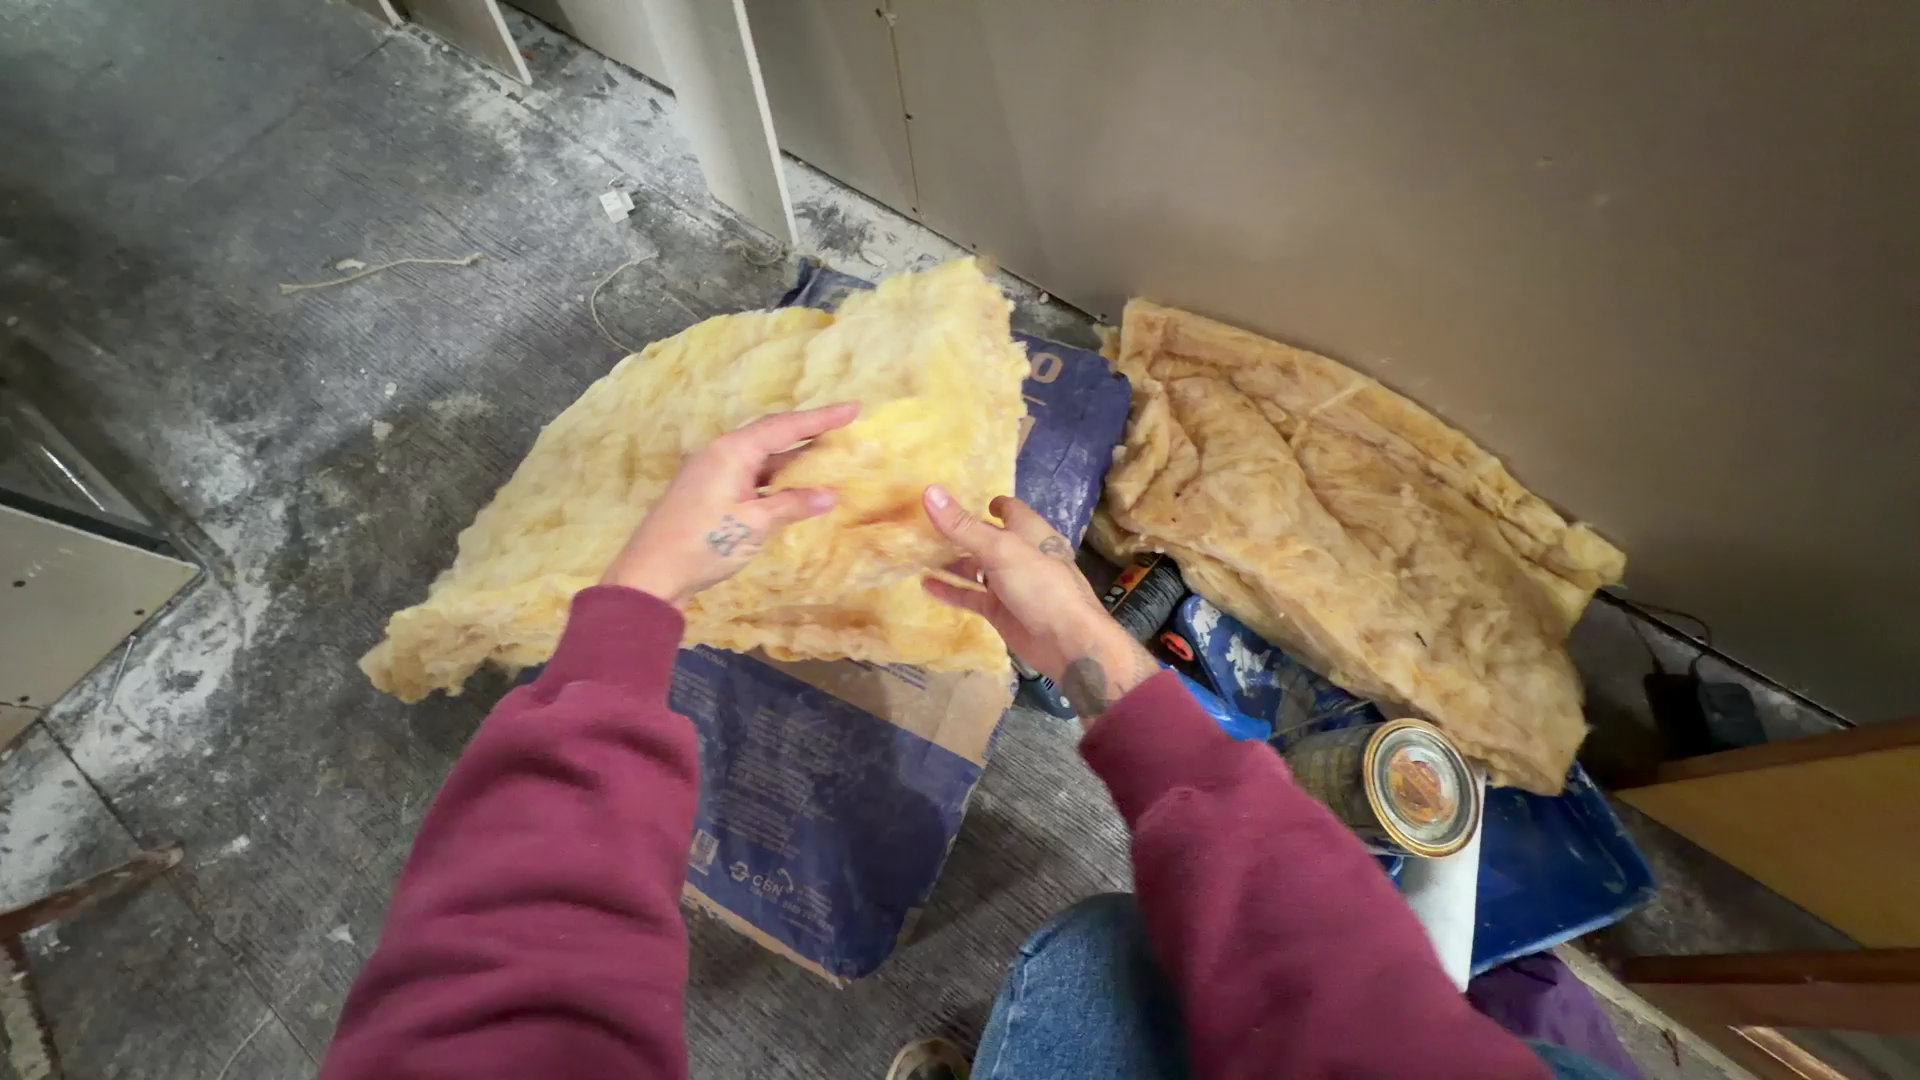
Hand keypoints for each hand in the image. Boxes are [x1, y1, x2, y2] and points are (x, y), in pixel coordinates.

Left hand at [603, 403, 860, 605]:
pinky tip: (794, 486)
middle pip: (772, 434)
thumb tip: (830, 494)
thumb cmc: (704, 543)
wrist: (651, 574)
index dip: (821, 418)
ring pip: (762, 456)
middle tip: (842, 428)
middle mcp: (721, 453)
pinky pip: (752, 474)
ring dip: (793, 457)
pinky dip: (777, 477)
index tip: (853, 408)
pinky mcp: (710, 492)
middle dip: (808, 431)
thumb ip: (792, 505)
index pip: (785, 427)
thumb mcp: (754, 524)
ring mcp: (713, 472)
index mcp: (732, 451)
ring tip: (826, 455)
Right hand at [921, 486, 1158, 720]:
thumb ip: (963, 526)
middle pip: (986, 538)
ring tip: (917, 555)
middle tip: (923, 527)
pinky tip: (926, 585)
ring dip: (951, 562)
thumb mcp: (1000, 550)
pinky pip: (971, 595)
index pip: (1009, 510)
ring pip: (975, 568)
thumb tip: (929, 491)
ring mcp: (1009, 584)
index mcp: (1029, 531)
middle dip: (959, 534)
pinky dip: (951, 589)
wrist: (1066, 642)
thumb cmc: (1040, 585)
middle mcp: (1019, 554)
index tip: (961, 500)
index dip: (989, 504)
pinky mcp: (1000, 610)